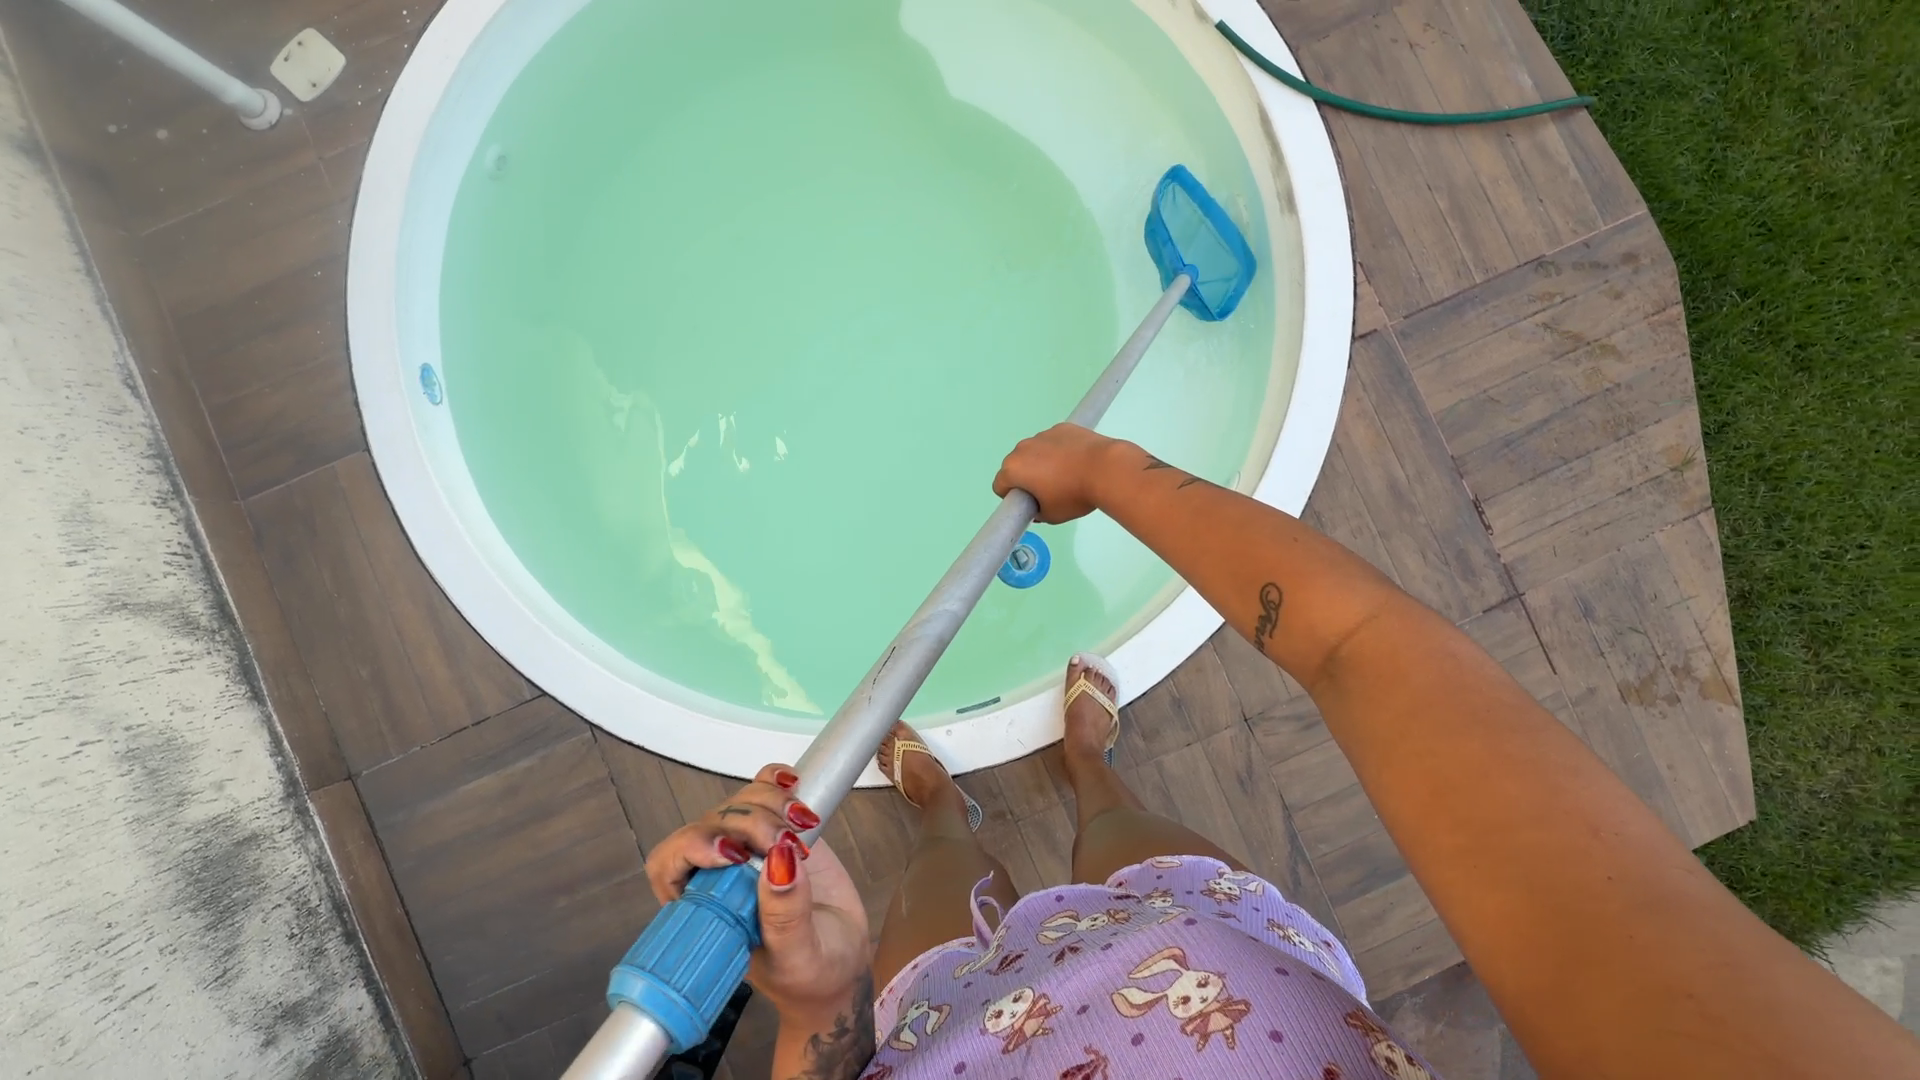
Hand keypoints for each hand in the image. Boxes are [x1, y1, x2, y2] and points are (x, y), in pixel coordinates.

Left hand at [644, 764, 870, 1020]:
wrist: (842, 962)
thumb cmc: (812, 975)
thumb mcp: (800, 958)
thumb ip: (786, 918)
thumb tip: (778, 861)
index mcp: (704, 911)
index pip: (669, 864)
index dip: (694, 846)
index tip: (735, 853)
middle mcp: (719, 876)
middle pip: (711, 824)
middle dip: (749, 824)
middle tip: (789, 842)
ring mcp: (750, 848)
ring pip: (739, 803)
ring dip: (770, 803)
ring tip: (805, 827)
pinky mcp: (778, 829)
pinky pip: (765, 791)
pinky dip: (775, 780)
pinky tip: (794, 786)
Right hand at [992, 423, 1126, 523]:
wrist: (1106, 469)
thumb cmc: (1073, 496)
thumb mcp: (1051, 516)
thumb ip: (1036, 513)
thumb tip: (1036, 507)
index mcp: (1013, 469)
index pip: (1000, 485)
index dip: (1012, 497)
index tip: (1029, 502)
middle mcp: (1022, 448)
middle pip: (1016, 465)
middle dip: (1026, 477)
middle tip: (1048, 489)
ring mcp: (1042, 434)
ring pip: (1035, 452)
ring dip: (1042, 462)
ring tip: (1067, 473)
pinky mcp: (1061, 427)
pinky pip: (1053, 442)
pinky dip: (1059, 450)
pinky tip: (1077, 459)